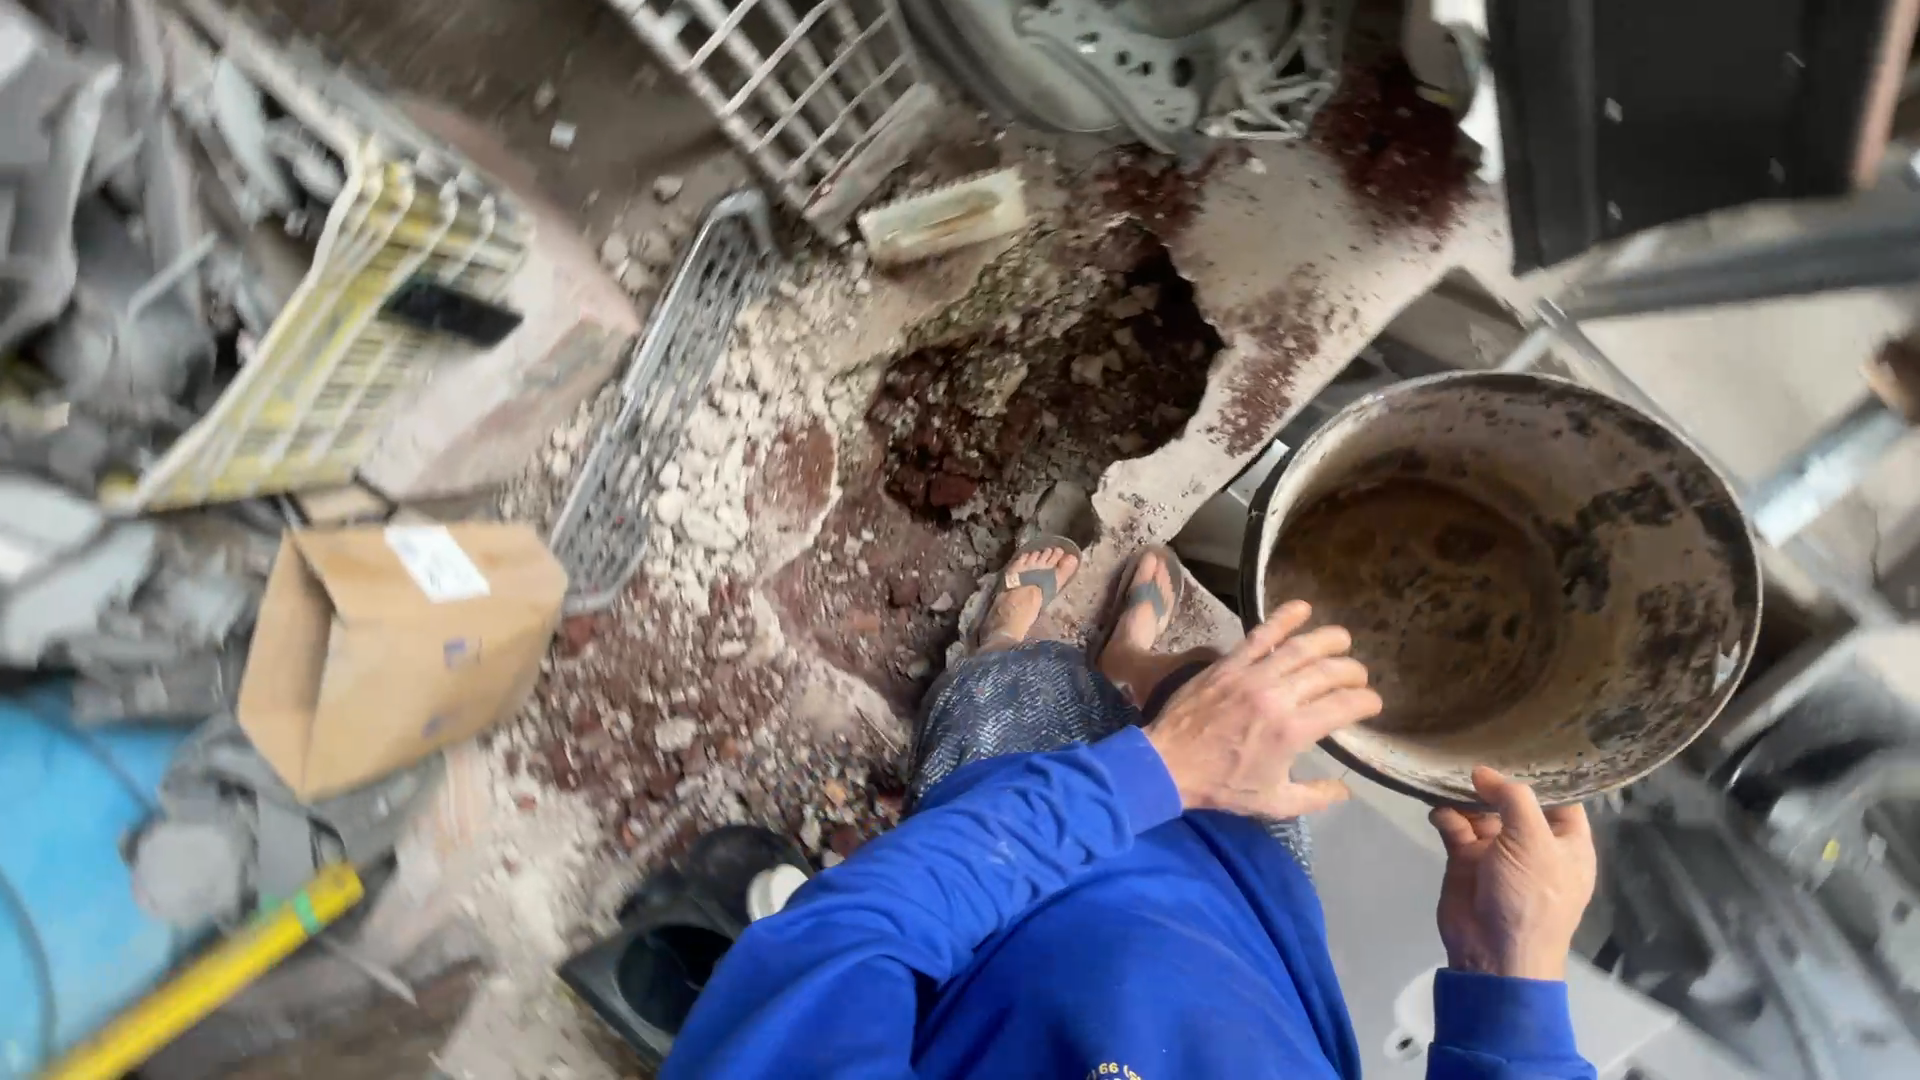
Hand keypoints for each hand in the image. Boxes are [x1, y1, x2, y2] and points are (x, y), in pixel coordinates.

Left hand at [1144, 600, 1381, 818]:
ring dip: (1327, 639)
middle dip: (1352, 671)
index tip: (1371, 703)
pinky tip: (1302, 608)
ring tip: (1344, 638)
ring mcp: (1249, 676)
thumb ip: (1314, 797)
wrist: (1166, 763)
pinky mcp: (1227, 664)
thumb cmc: (1220, 785)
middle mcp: (1276, 697)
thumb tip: (1345, 789)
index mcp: (1291, 732)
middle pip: (1327, 672)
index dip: (1366, 702)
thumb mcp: (1273, 803)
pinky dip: (1282, 619)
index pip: (1344, 706)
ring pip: (1298, 648)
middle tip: (1359, 676)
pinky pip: (1259, 635)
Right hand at [1429, 767, 1595, 981]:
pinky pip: (1454, 825)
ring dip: (1462, 796)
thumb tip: (1483, 771)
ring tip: (1445, 780)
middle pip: (1512, 799)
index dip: (1544, 773)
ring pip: (1479, 809)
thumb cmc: (1530, 897)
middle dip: (1491, 780)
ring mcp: (1497, 849)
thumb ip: (1513, 799)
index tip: (1517, 740)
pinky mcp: (1465, 857)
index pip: (1561, 798)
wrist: (1494, 949)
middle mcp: (1532, 841)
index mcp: (1565, 842)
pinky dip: (1445, 815)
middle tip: (1468, 749)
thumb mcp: (1533, 843)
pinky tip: (1438, 813)